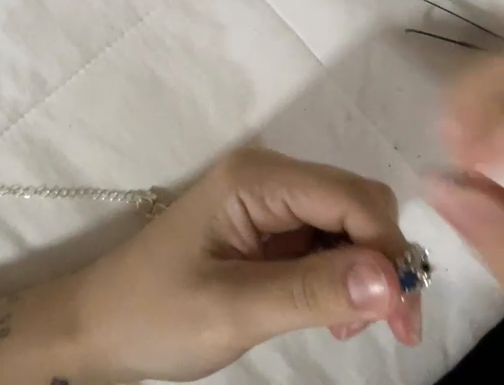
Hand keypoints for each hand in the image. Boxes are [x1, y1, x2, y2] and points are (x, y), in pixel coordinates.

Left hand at [70, 148, 423, 381]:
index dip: (388, 249)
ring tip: (348, 326)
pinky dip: (341, 275)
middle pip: (355, 202)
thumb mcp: (234, 309)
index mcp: (256, 179)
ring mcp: (267, 200)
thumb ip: (313, 292)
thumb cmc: (156, 313)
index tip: (403, 316)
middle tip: (389, 327)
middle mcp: (268, 176)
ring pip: (346, 222)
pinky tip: (332, 313)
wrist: (100, 326)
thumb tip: (394, 280)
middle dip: (382, 259)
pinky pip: (324, 240)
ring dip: (363, 271)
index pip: (350, 196)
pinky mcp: (266, 227)